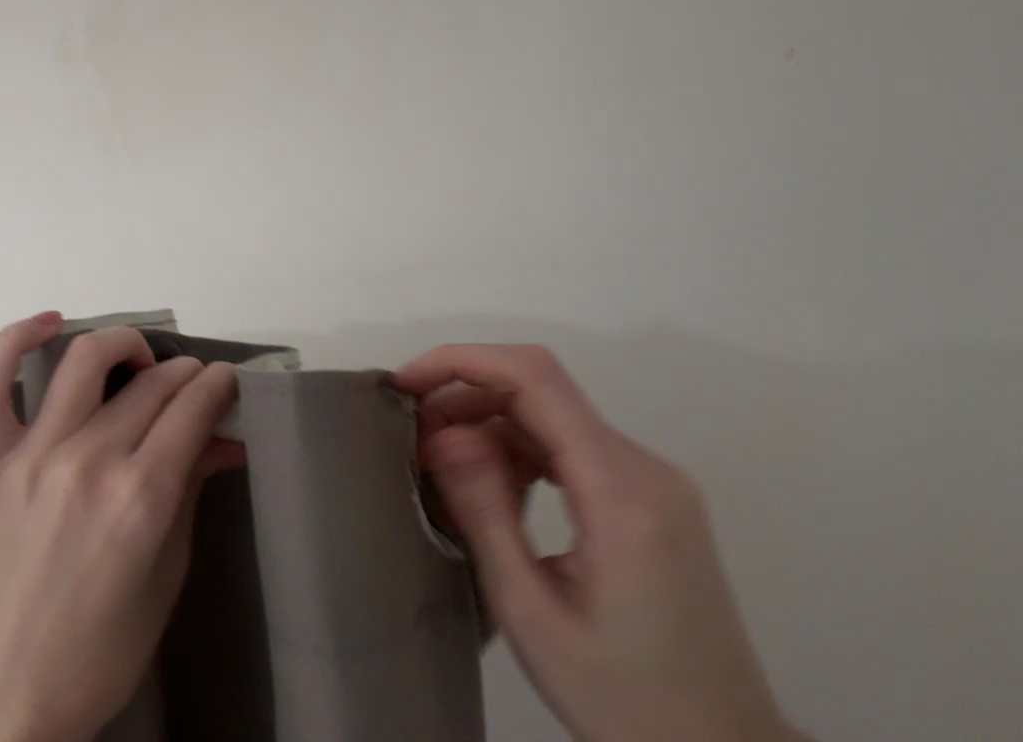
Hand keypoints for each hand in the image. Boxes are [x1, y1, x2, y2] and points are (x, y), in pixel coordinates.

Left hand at [0, 314, 242, 741]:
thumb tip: (224, 440)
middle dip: (181, 374)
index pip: (190, 410)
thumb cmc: (104, 646)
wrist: (12, 684)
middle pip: (148, 387)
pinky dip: (15, 341)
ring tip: (139, 355)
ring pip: (81, 364)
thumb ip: (190, 491)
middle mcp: (87, 462)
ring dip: (121, 344)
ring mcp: (30, 456)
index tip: (225, 379)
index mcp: (140, 497)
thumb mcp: (167, 573)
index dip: (215, 386)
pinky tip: (47, 322)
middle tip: (191, 382)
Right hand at [397, 344, 808, 741]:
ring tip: (436, 468)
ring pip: (554, 416)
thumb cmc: (619, 695)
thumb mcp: (528, 607)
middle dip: (465, 395)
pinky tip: (488, 489)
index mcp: (622, 492)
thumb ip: (485, 510)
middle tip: (409, 439)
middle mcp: (646, 470)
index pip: (537, 379)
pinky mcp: (650, 502)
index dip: (461, 362)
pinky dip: (518, 450)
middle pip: (543, 390)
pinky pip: (572, 448)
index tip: (403, 385)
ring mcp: (654, 484)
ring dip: (487, 424)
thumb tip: (442, 431)